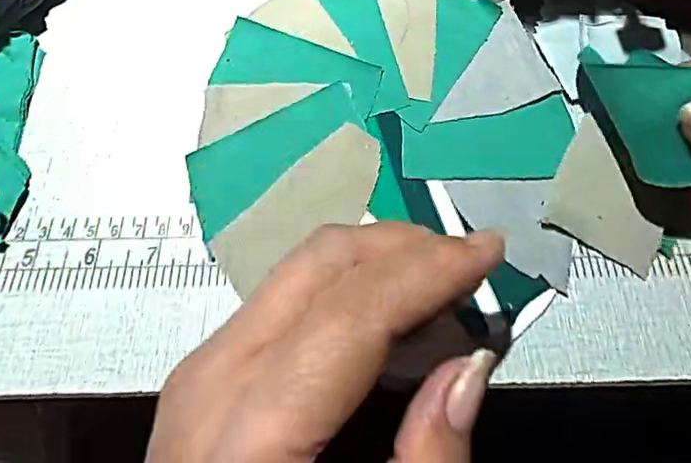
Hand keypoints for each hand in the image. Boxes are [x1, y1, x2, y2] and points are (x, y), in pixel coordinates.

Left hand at [149, 222, 504, 462]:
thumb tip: (469, 369)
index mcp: (242, 442)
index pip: (349, 313)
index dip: (427, 270)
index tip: (488, 252)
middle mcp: (210, 385)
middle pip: (324, 264)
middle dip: (408, 248)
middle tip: (469, 266)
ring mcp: (203, 372)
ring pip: (307, 266)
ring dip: (383, 261)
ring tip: (440, 288)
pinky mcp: (209, 372)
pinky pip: (291, 295)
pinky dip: (352, 286)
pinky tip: (391, 315)